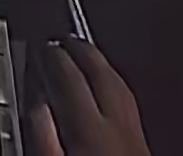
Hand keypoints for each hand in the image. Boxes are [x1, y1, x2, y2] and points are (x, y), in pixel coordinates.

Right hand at [22, 39, 148, 155]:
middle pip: (100, 71)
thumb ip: (39, 125)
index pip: (68, 72)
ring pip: (120, 85)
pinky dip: (112, 84)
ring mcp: (140, 141)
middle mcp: (121, 132)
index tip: (39, 45)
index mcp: (91, 133)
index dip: (50, 52)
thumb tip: (35, 91)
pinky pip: (129, 102)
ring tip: (79, 51)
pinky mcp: (148, 148)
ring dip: (98, 62)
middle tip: (59, 37)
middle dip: (78, 47)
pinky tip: (102, 86)